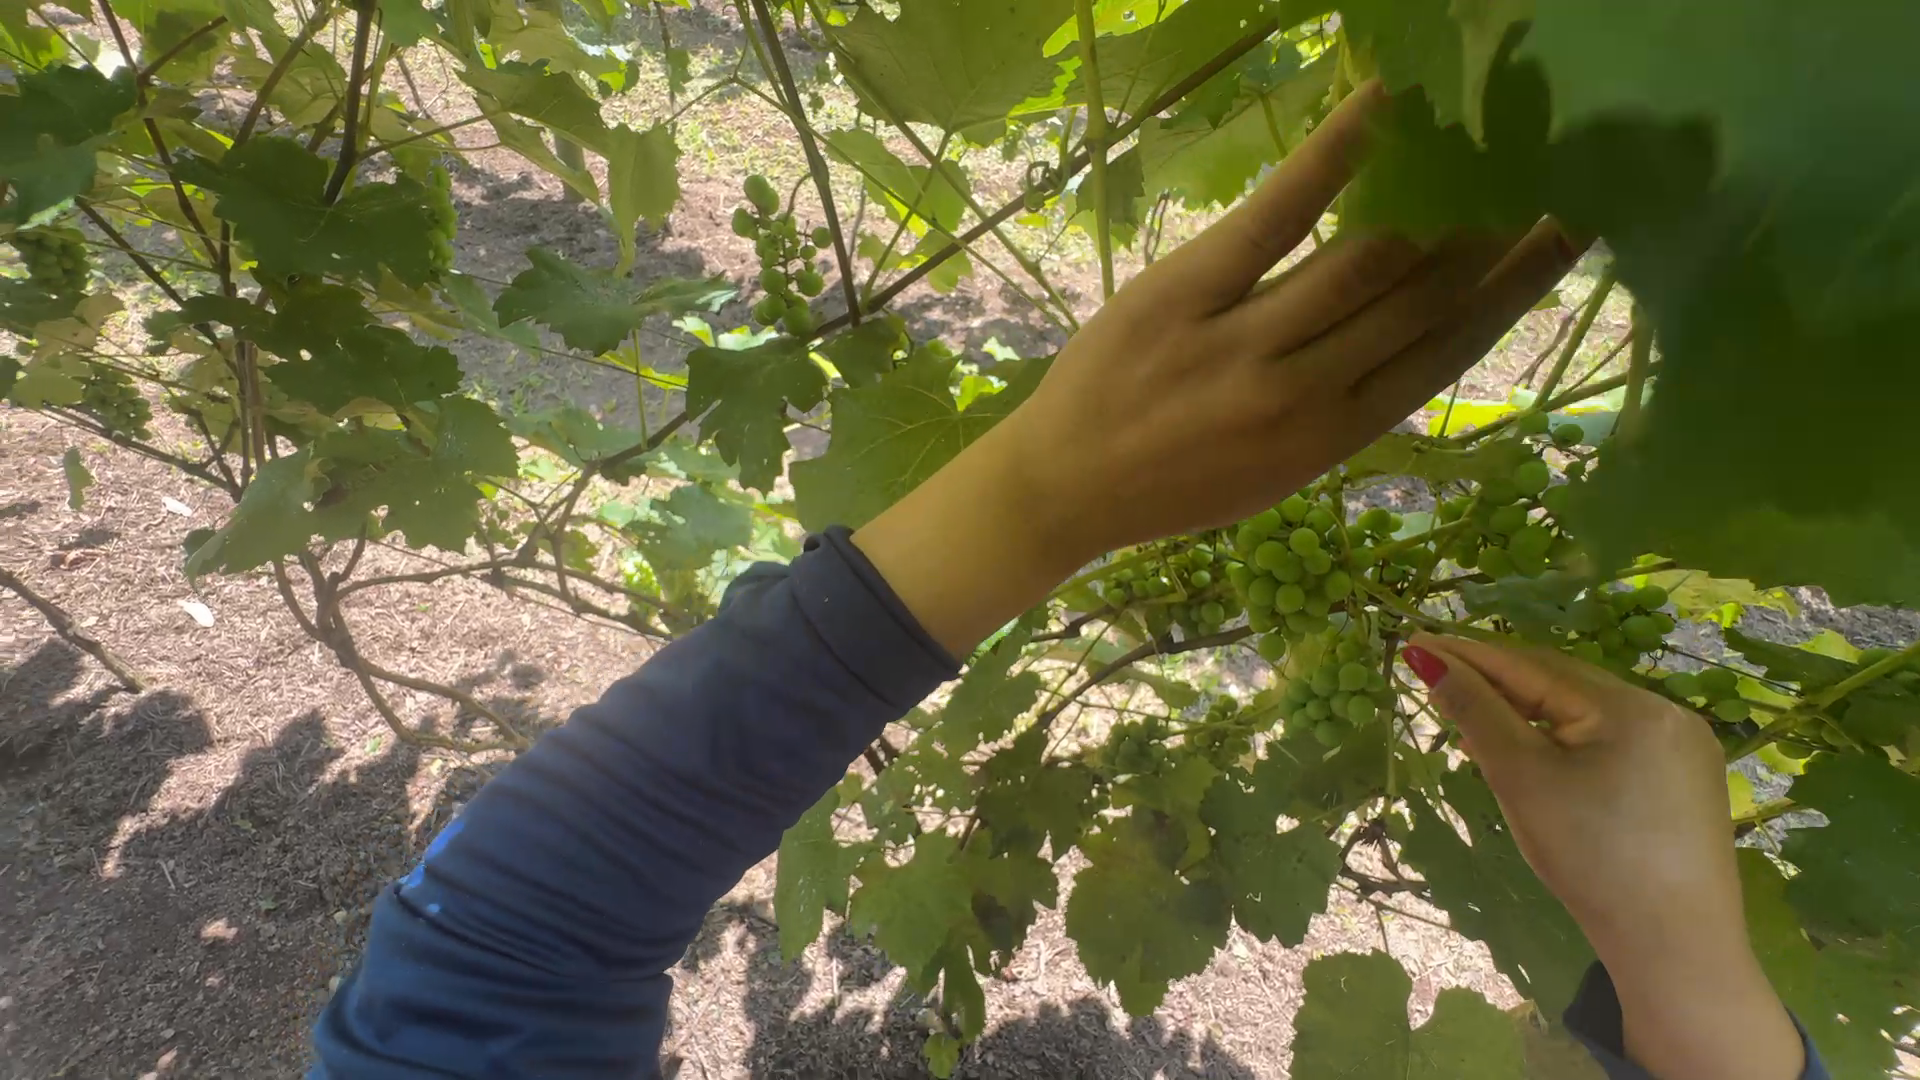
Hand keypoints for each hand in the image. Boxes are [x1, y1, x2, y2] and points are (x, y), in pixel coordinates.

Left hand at [994, 81, 1576, 560]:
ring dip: (1434, 194)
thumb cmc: (1164, 487)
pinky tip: (1386, 96)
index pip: (1444, 354)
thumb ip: (1335, 415)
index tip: (1567, 231)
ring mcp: (1239, 343)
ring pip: (1366, 256)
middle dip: (1490, 230)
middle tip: (1544, 164)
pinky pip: (1273, 214)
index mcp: (1326, 441)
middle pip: (1419, 296)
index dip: (1514, 289)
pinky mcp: (1181, 295)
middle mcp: (1299, 393)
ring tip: (1481, 134)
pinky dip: (1333, 151)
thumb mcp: (1266, 476)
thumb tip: (1408, 338)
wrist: (1062, 490)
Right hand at [1403, 633, 1803, 1079]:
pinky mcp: (1679, 777)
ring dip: (1518, 706)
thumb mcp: (1517, 772)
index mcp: (1632, 706)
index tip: (1412, 642)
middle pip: (1555, 681)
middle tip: (1431, 678)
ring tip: (1466, 712)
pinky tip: (1523, 745)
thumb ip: (1471, 706)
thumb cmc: (1586, 852)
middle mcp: (1665, 713)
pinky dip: (1552, 732)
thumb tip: (1423, 653)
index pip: (1527, 665)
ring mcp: (1679, 746)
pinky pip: (1600, 735)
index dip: (1464, 654)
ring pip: (1576, 709)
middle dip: (1490, 679)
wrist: (1673, 947)